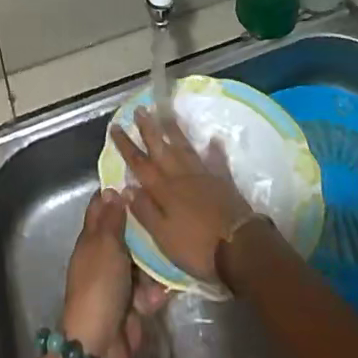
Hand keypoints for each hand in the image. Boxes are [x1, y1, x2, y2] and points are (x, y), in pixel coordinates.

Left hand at [59, 190, 165, 357]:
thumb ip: (111, 219)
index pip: (100, 209)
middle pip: (126, 236)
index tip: (137, 179)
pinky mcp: (132, 306)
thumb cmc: (99, 286)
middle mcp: (103, 258)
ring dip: (154, 265)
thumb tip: (110, 190)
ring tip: (170, 259)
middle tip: (167, 218)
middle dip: (144, 231)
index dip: (114, 194)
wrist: (100, 345)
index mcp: (90, 240)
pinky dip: (156, 292)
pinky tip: (166, 290)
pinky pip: (148, 291)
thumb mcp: (105, 245)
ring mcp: (117, 283)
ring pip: (141, 264)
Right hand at [112, 107, 257, 284]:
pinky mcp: (224, 183)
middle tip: (140, 108)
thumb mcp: (163, 236)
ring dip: (174, 130)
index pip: (139, 164)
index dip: (126, 145)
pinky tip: (213, 139)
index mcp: (163, 190)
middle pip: (161, 148)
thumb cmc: (197, 247)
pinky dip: (214, 150)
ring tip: (166, 113)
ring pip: (185, 148)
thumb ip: (145, 211)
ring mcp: (204, 176)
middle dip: (148, 128)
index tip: (115, 126)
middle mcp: (181, 176)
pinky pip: (217, 161)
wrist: (241, 249)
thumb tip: (126, 188)